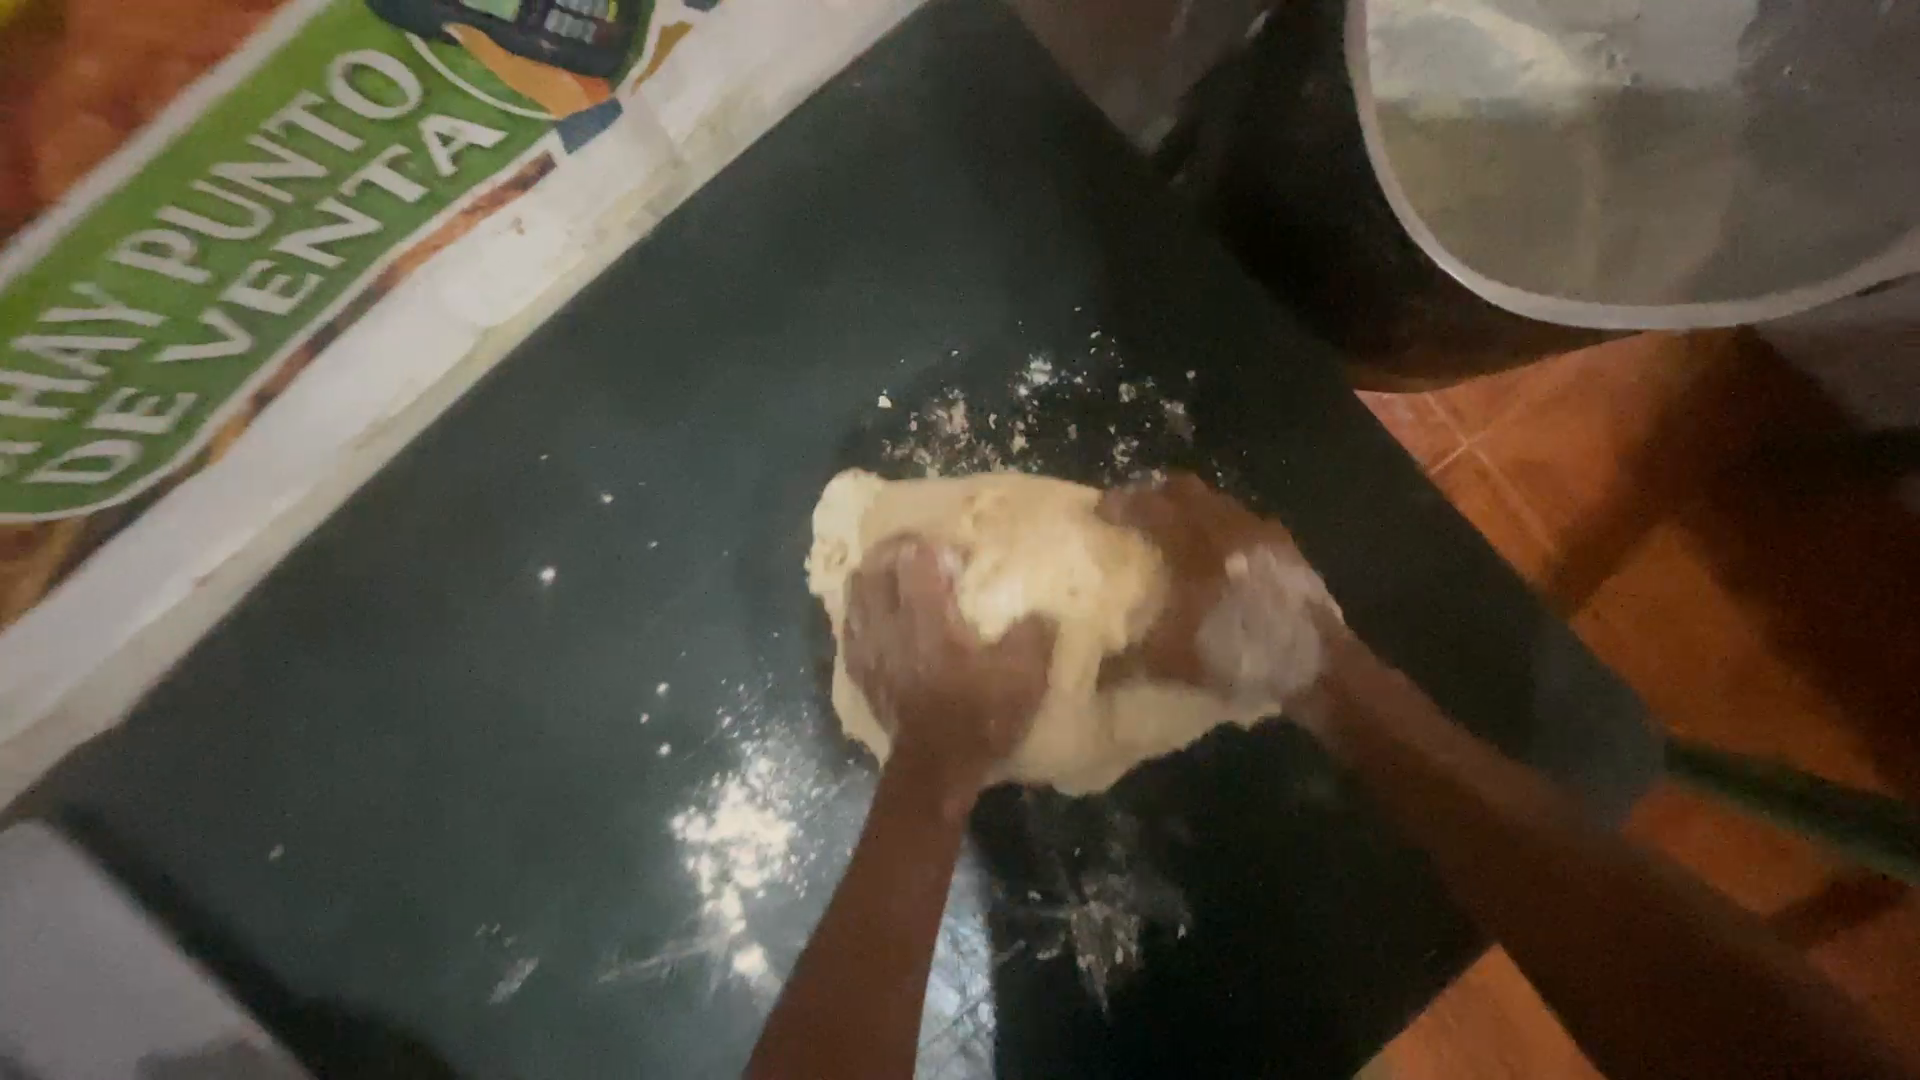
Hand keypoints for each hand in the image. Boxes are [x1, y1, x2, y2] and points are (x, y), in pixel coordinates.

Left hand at [843, 535, 1055, 803]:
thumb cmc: (979, 717)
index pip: (914, 558)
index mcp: (925, 617)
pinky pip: (849, 628)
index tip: (957, 556)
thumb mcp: (1023, 677)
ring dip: (873, 577)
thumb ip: (1034, 636)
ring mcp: (868, 649)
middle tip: (919, 552)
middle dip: (895, 550)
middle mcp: (888, 625)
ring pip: (854, 594)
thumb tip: (1041, 614)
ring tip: (895, 578)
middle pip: (874, 567)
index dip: (934, 547)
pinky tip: (879, 618)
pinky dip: (861, 613)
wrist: (937, 768)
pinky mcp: (860, 672)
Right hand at [1096, 472, 1340, 705]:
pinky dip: (1220, 528)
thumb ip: (1128, 661)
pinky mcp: (1286, 549)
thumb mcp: (1175, 661)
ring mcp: (1263, 533)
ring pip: (1217, 502)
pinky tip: (1217, 556)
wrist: (1319, 665)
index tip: (1101, 510)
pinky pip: (1243, 522)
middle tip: (1136, 511)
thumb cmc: (1242, 651)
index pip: (1151, 506)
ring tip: (1174, 532)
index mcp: (1198, 543)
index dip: (1122, 503)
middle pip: (1186, 489)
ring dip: (1191, 510)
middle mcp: (1230, 526)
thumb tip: (1089, 675)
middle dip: (1156, 495)